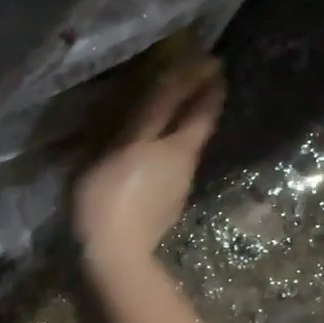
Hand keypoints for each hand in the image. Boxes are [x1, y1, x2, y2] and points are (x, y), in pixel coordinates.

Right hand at [73, 59, 224, 263]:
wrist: (112, 261)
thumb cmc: (110, 198)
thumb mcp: (127, 145)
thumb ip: (151, 110)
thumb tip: (177, 73)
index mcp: (180, 147)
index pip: (203, 106)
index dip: (208, 82)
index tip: (212, 62)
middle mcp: (185, 167)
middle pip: (194, 131)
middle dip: (193, 110)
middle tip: (184, 91)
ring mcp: (174, 196)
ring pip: (178, 157)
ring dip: (171, 142)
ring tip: (152, 133)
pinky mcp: (160, 217)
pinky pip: (162, 181)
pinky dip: (155, 168)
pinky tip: (139, 172)